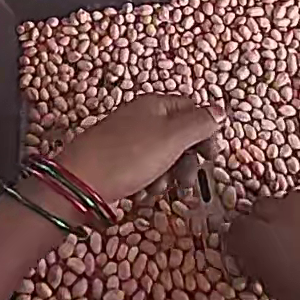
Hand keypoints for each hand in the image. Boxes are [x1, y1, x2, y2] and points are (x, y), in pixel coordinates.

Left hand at [54, 95, 221, 202]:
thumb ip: (199, 123)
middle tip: (185, 183)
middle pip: (180, 136)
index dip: (206, 133)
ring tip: (156, 190)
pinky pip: (143, 169)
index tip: (209, 157)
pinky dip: (147, 183)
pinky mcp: (117, 159)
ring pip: (163, 157)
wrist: (80, 181)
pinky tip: (140, 193)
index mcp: (156, 105)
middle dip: (186, 162)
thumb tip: (219, 111)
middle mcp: (142, 117)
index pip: (193, 110)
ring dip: (167, 177)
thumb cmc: (128, 156)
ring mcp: (128, 139)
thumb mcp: (172, 137)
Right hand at [226, 191, 299, 299]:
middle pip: (259, 209)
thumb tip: (256, 258)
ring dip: (293, 219)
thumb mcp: (287, 298)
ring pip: (289, 202)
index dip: (242, 245)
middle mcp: (281, 212)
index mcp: (262, 241)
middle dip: (265, 227)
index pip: (235, 230)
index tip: (251, 258)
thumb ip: (264, 268)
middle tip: (282, 253)